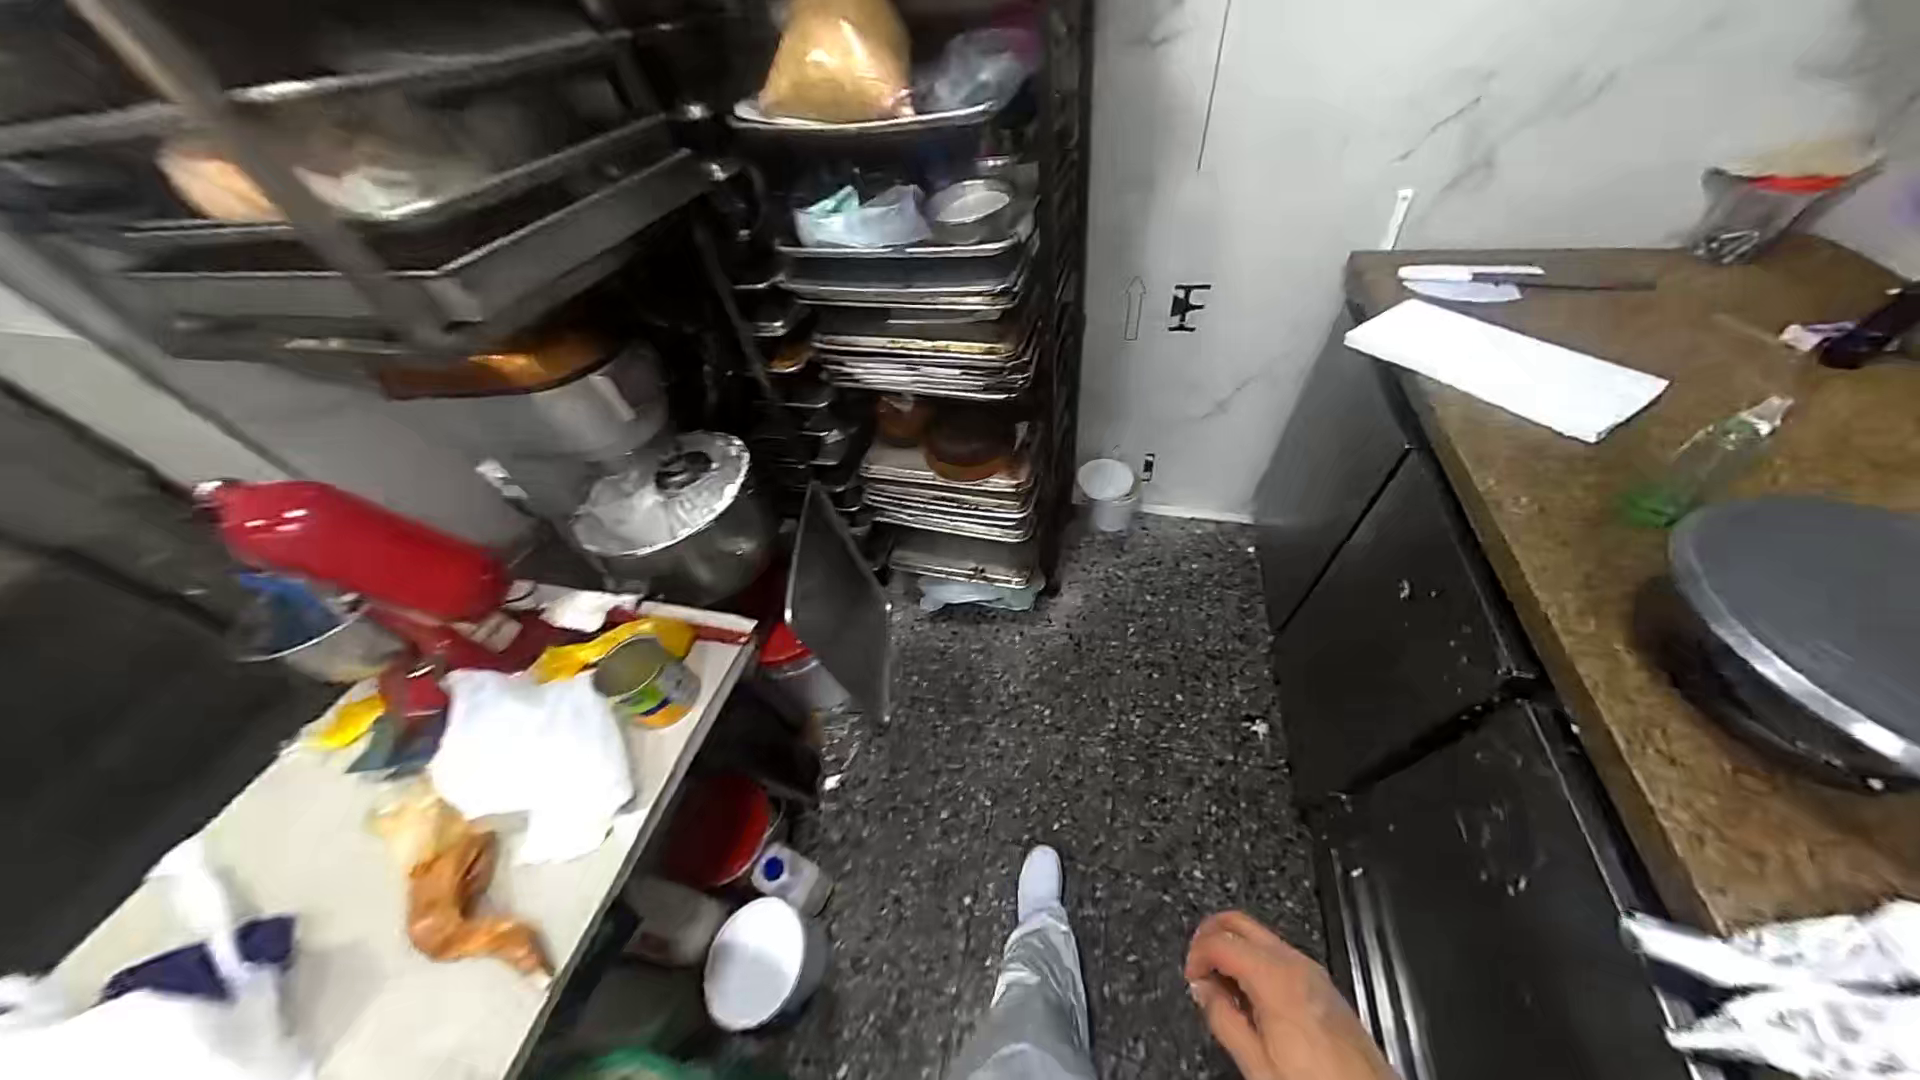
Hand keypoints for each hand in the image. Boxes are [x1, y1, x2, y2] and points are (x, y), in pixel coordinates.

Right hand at [1185, 911, 1397, 1079]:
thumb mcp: (1258, 1067)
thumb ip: (1223, 1019)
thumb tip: (1202, 988)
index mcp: (1275, 977)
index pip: (1220, 941)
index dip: (1196, 955)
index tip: (1191, 982)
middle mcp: (1294, 962)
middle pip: (1238, 921)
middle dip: (1209, 935)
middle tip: (1197, 967)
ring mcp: (1312, 971)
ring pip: (1258, 935)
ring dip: (1232, 946)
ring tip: (1221, 986)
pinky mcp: (1323, 985)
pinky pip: (1278, 953)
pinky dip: (1253, 958)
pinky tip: (1250, 995)